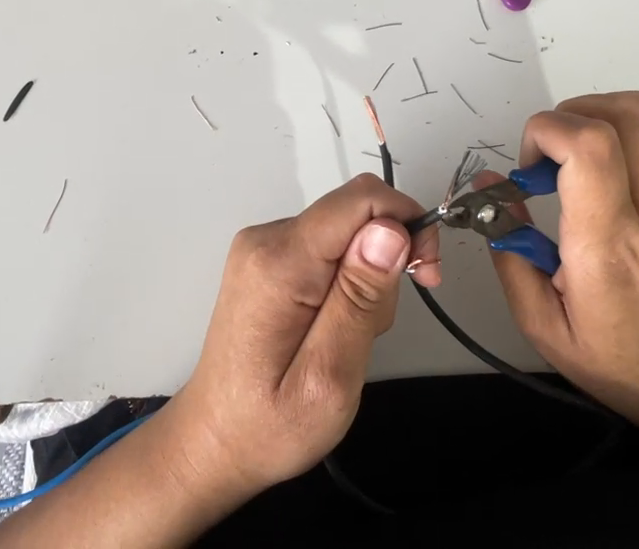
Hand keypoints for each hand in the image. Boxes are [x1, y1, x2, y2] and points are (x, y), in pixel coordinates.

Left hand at [160, 174, 441, 498]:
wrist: (214, 439)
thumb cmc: (270, 424)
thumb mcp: (330, 376)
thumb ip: (361, 299)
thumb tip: (390, 229)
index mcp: (280, 262)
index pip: (360, 200)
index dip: (406, 223)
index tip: (424, 274)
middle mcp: (267, 239)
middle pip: (355, 213)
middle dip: (386, 260)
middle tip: (376, 327)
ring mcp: (263, 246)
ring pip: (346, 232)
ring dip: (366, 278)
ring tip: (348, 338)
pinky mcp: (267, 259)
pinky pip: (327, 248)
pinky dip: (345, 282)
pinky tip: (332, 326)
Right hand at [489, 92, 638, 426]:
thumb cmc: (616, 360)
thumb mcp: (540, 323)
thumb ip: (509, 250)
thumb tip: (489, 186)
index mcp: (608, 244)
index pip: (589, 147)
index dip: (548, 131)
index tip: (531, 167)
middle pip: (628, 115)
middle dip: (574, 113)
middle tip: (554, 154)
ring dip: (616, 107)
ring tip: (590, 141)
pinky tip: (636, 145)